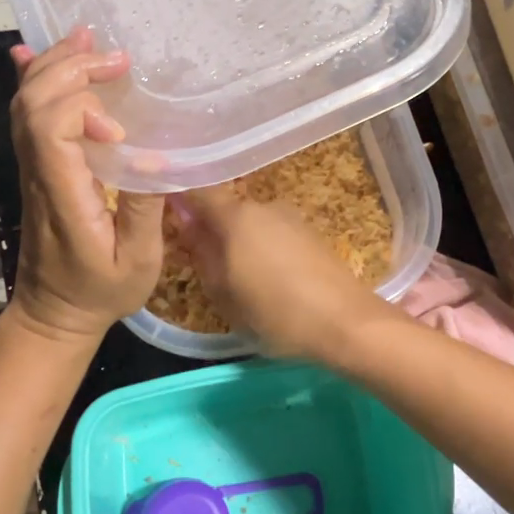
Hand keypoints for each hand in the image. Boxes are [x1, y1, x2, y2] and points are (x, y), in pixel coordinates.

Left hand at [8, 27, 164, 343]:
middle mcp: (39, 174)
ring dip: (56, 65)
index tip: (120, 129)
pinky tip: (45, 55)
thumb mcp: (137, 263)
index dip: (81, 111)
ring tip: (91, 40)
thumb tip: (156, 157)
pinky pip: (28, 116)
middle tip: (119, 59)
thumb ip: (144, 210)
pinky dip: (39, 80)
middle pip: (35, 104)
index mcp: (63, 196)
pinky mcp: (37, 169)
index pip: (50, 131)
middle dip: (73, 69)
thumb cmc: (101, 292)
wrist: (54, 314)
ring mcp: (32, 169)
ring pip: (26, 103)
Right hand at [171, 184, 392, 359]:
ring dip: (241, 242)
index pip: (198, 191)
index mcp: (236, 216)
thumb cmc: (275, 313)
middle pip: (227, 209)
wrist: (346, 322)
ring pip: (252, 223)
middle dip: (213, 229)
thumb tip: (187, 225)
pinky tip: (271, 280)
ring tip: (241, 280)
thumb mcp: (224, 293)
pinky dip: (265, 250)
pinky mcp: (312, 235)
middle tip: (205, 264)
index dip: (180, 198)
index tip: (168, 215)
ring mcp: (292, 218)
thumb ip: (202, 254)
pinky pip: (275, 234)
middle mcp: (264, 206)